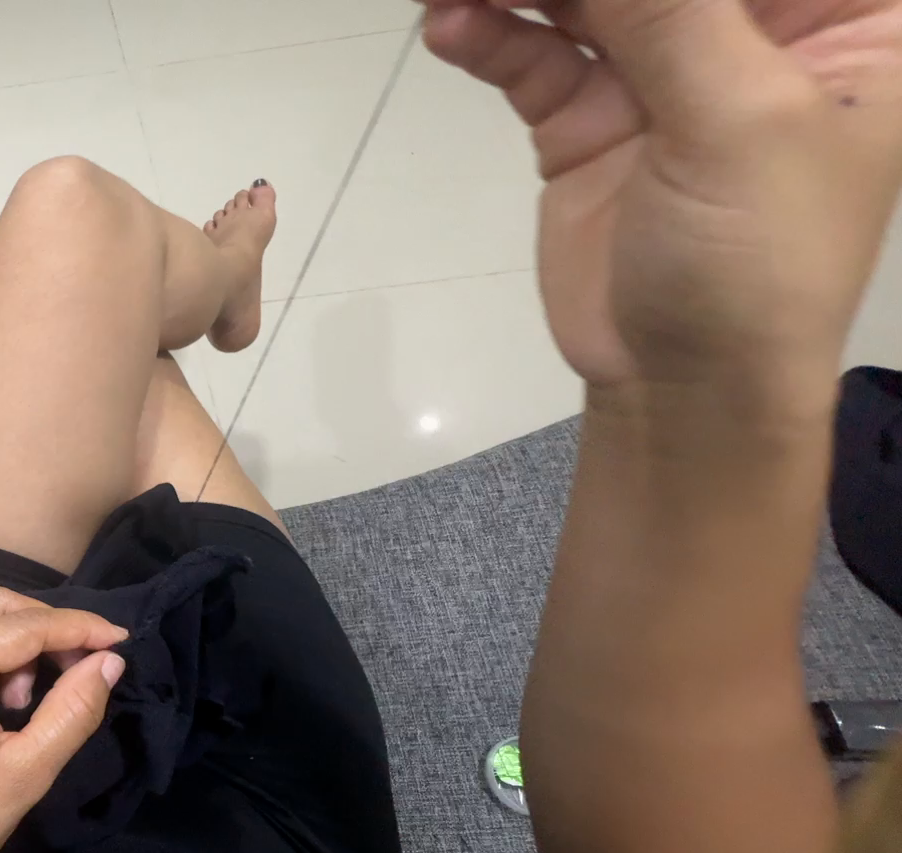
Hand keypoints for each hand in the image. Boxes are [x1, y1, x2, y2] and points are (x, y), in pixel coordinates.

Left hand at [0, 587, 127, 852]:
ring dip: (16, 641)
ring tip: (30, 700)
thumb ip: (72, 710)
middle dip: (47, 626)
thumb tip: (110, 661)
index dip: (78, 627)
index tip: (121, 638)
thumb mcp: (25, 774)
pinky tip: (1, 700)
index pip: (21, 626)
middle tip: (84, 664)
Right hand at [421, 0, 901, 418]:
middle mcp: (749, 31)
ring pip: (584, 8)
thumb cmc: (755, 253)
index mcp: (844, 7)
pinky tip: (453, 30)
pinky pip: (538, 69)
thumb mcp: (737, 122)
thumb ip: (674, 22)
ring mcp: (656, 80)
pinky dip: (494, 49)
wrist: (673, 372)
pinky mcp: (584, 127)